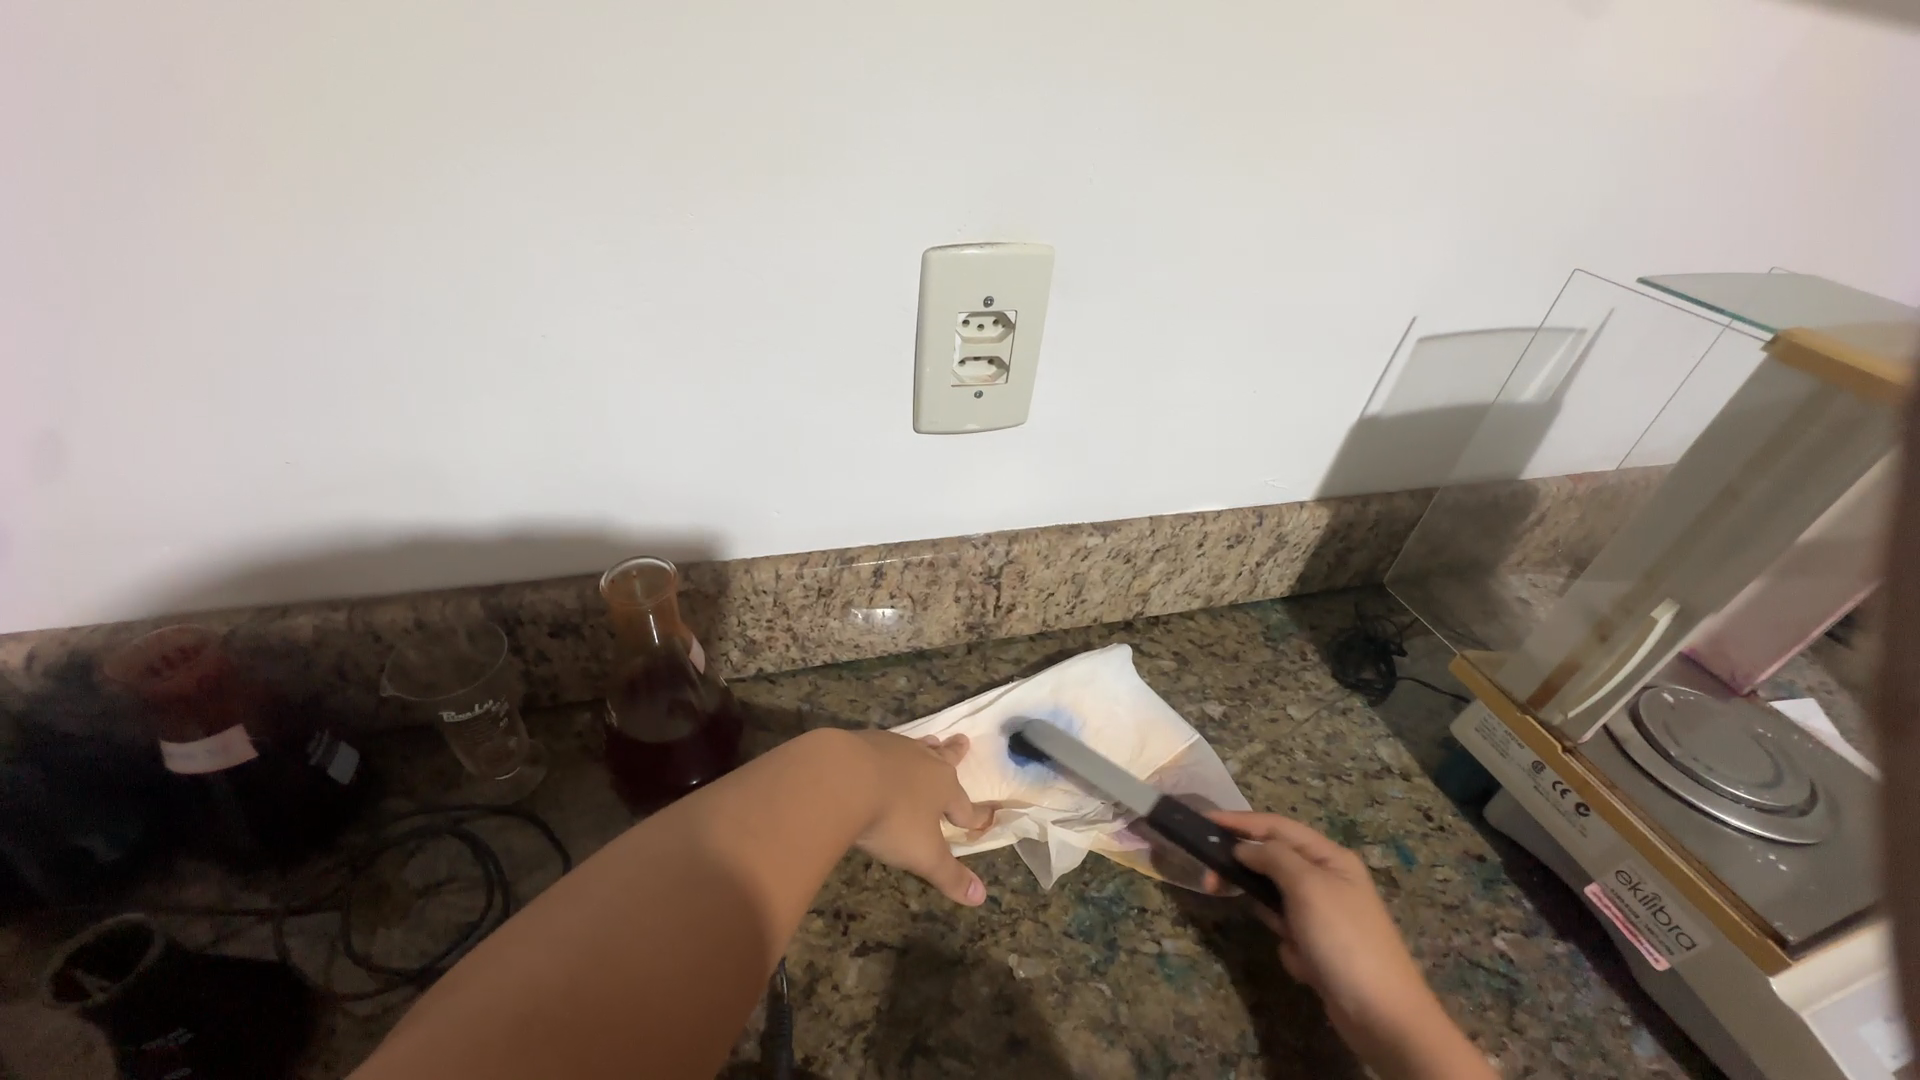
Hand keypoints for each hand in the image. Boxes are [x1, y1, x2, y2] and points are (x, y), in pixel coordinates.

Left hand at [843, 731, 992, 906]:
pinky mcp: (864, 740)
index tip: (980, 819)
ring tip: (930, 741)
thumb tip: (981, 897)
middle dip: (955, 753)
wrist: (842, 779)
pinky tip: (879, 751)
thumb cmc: (891, 820)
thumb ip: (950, 875)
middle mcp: (923, 761)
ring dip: (924, 747)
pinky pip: (883, 744)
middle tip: (963, 741)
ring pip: (915, 747)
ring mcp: (893, 748)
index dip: (972, 816)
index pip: (964, 805)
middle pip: (944, 758)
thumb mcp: (923, 855)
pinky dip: (887, 749)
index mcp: (943, 787)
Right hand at [1207, 811, 1478, 1076]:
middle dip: (1244, 869)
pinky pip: (1285, 931)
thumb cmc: (1344, 939)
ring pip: (1275, 897)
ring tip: (1287, 936)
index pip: (1276, 826)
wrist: (1383, 1016)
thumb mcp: (1307, 886)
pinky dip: (1287, 945)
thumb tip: (1243, 847)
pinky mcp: (1317, 945)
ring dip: (1272, 915)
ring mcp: (1322, 914)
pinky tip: (1305, 965)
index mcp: (1330, 857)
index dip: (1240, 821)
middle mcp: (1326, 879)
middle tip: (1209, 880)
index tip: (1203, 821)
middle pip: (1272, 860)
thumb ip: (1272, 857)